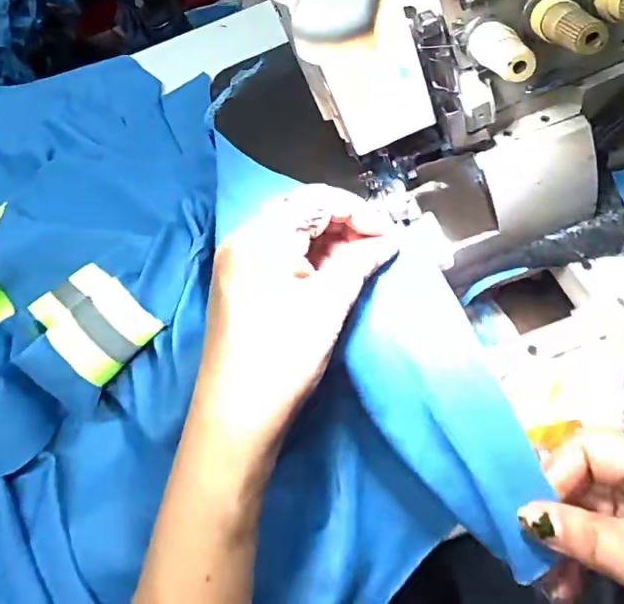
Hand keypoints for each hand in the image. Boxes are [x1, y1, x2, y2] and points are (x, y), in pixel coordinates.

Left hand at [194, 185, 397, 451]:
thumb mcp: (329, 302)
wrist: (234, 423)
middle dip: (346, 222)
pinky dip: (314, 254)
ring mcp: (240, 260)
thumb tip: (388, 239)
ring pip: (295, 230)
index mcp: (260, 236)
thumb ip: (360, 259)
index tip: (389, 233)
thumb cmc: (283, 358)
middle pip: (304, 210)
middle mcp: (244, 238)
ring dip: (333, 238)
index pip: (316, 200)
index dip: (358, 212)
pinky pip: (284, 250)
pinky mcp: (242, 280)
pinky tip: (339, 267)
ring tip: (366, 255)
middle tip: (381, 241)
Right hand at [519, 431, 623, 603]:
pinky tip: (566, 585)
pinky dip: (584, 556)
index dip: (556, 472)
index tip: (530, 513)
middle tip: (530, 550)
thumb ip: (585, 535)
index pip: (591, 446)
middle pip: (589, 475)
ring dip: (566, 540)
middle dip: (557, 511)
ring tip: (548, 581)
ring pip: (593, 509)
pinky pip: (606, 536)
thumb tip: (524, 514)